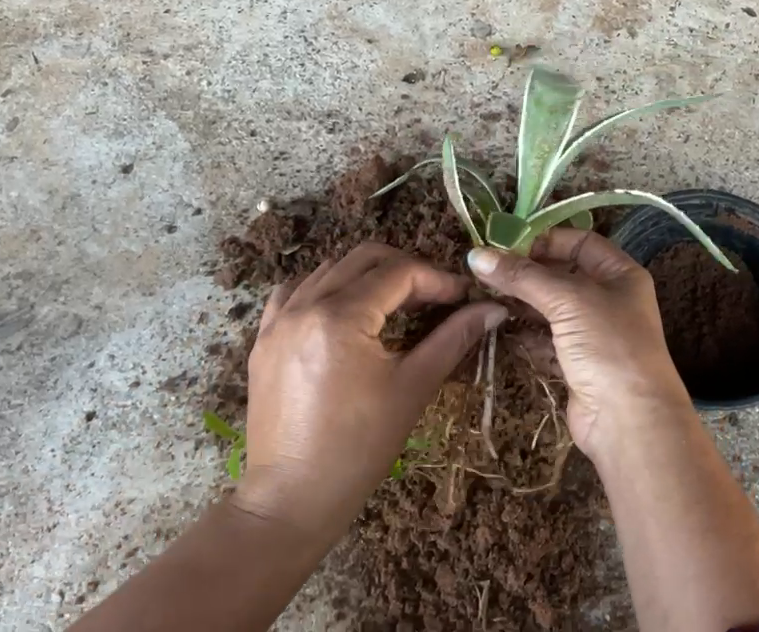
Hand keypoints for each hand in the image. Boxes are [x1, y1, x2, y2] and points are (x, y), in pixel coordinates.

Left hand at [233, 243, 505, 543]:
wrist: (292, 500)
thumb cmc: (360, 447)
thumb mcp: (414, 387)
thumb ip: (454, 337)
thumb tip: (494, 308)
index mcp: (341, 317)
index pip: (400, 273)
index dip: (438, 280)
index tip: (463, 299)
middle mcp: (305, 307)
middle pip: (364, 258)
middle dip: (406, 270)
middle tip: (434, 299)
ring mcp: (278, 322)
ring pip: (330, 269)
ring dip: (368, 277)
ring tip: (395, 307)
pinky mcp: (264, 341)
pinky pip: (295, 292)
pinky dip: (325, 290)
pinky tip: (345, 314)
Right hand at [467, 230, 691, 457]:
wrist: (629, 419)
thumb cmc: (608, 345)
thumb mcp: (568, 301)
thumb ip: (523, 277)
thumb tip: (478, 255)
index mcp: (621, 274)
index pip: (582, 243)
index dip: (547, 240)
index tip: (507, 244)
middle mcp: (610, 300)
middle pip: (564, 276)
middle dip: (528, 273)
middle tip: (486, 271)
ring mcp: (593, 334)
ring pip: (552, 309)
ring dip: (522, 303)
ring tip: (485, 296)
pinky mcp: (576, 365)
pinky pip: (546, 341)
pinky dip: (525, 333)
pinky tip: (499, 328)